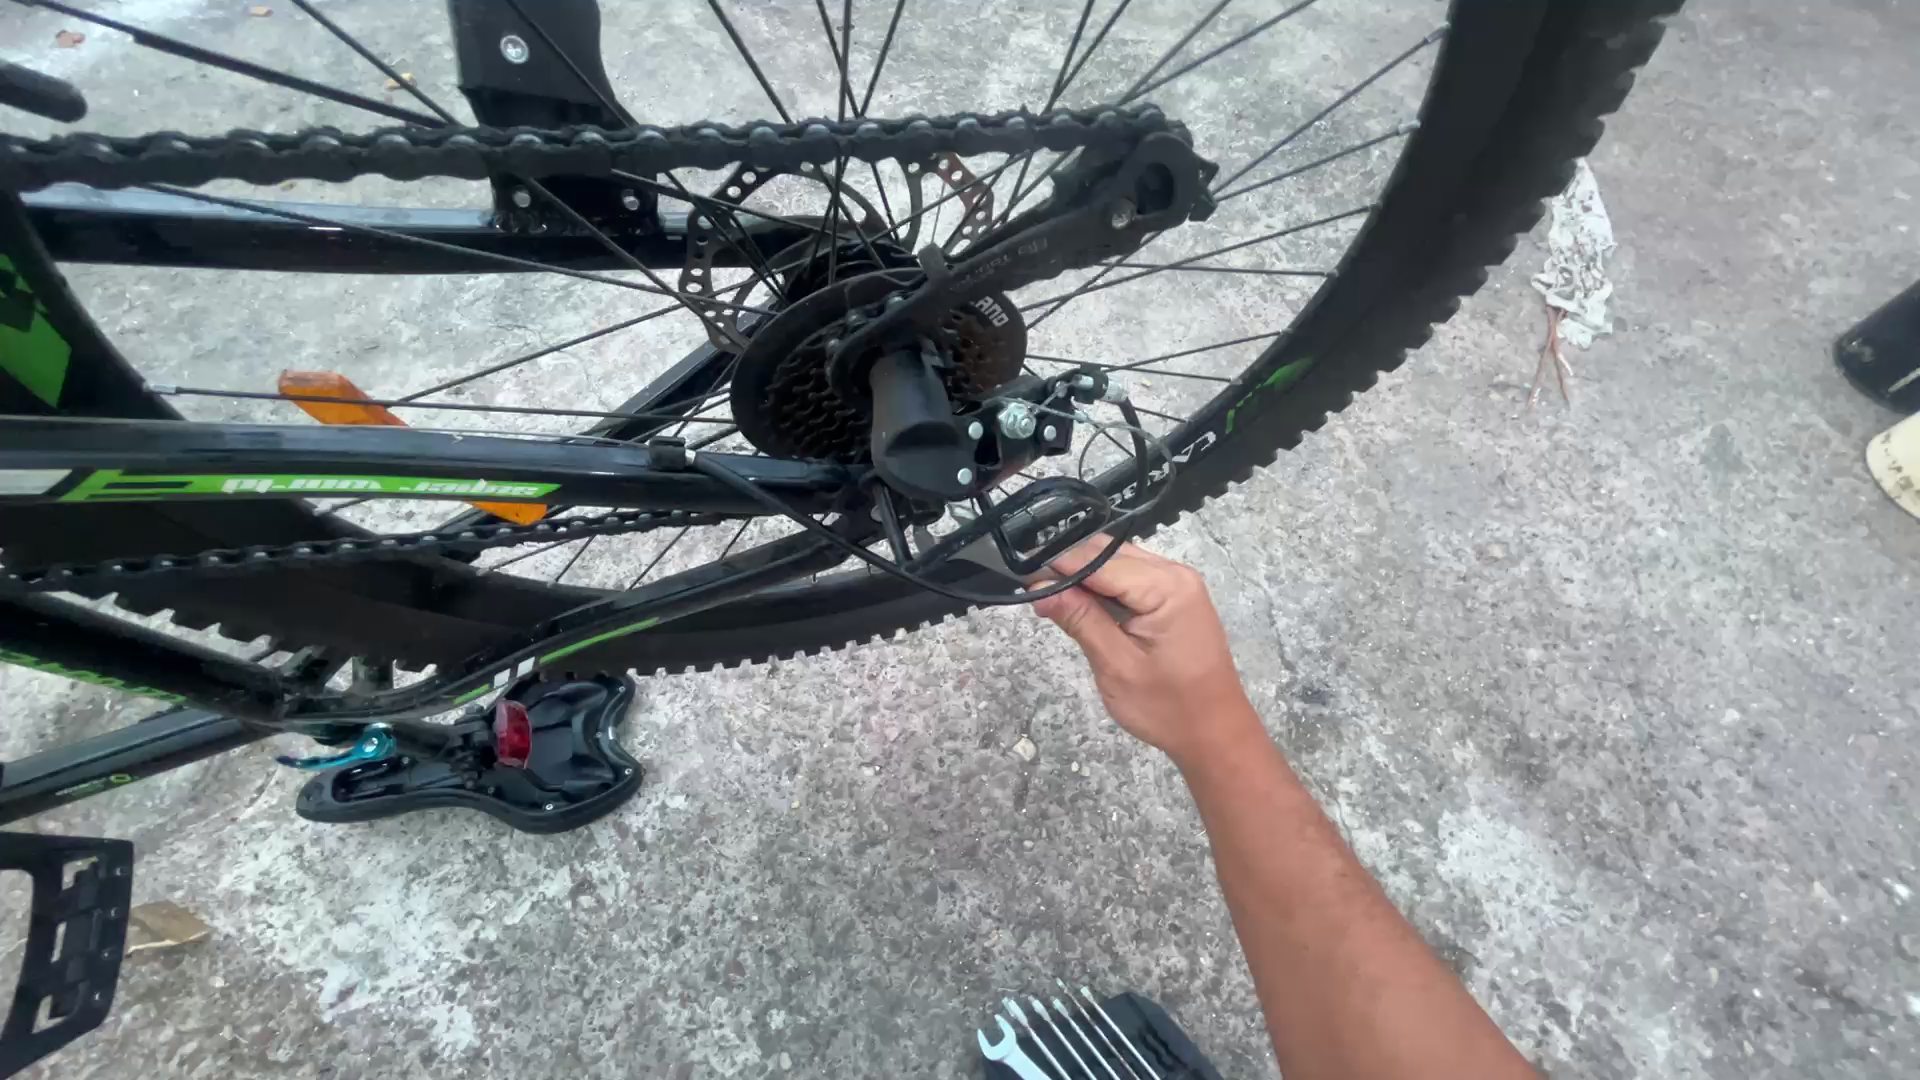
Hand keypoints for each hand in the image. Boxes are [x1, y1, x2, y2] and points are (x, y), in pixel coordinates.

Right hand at [1031, 538, 1263, 767]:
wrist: (1214, 733)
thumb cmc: (1168, 708)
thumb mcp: (1116, 666)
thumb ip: (1080, 619)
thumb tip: (1040, 587)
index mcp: (1167, 588)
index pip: (1099, 561)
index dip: (1059, 566)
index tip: (1023, 578)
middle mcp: (1176, 574)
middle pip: (1108, 554)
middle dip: (1069, 568)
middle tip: (1033, 592)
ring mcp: (1178, 583)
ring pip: (1117, 562)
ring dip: (1085, 577)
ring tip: (1052, 600)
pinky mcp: (1175, 596)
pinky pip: (1131, 577)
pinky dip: (1104, 587)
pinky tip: (1083, 605)